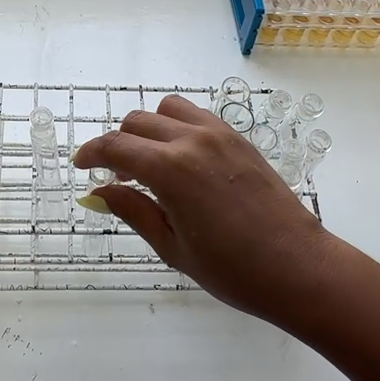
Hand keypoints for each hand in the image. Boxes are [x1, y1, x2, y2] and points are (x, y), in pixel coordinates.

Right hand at [72, 95, 337, 325]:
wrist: (299, 266)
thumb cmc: (233, 270)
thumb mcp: (173, 247)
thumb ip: (132, 211)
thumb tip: (98, 192)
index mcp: (170, 170)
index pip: (115, 146)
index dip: (91, 153)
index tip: (80, 166)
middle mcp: (191, 140)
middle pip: (137, 123)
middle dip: (118, 144)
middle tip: (118, 178)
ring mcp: (218, 134)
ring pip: (167, 110)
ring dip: (148, 129)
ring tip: (151, 163)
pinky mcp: (238, 138)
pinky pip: (196, 116)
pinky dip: (177, 127)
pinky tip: (182, 159)